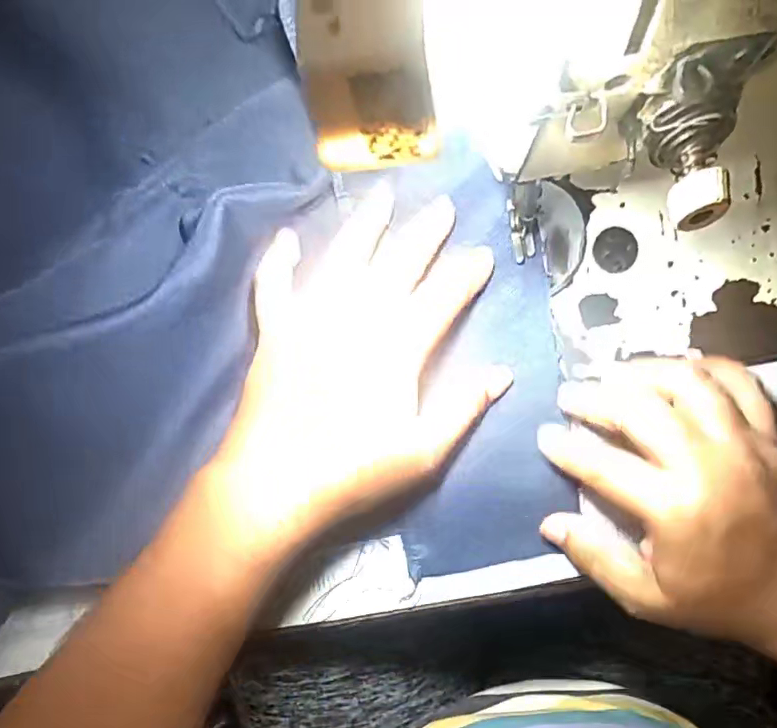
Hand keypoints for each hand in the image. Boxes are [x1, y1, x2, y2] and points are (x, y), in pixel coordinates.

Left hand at [202, 185, 510, 561]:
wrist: (276, 483)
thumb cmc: (354, 472)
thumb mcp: (422, 453)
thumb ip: (463, 409)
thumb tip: (502, 374)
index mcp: (398, 347)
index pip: (441, 296)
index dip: (465, 274)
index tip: (482, 255)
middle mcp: (356, 318)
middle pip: (397, 263)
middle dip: (424, 234)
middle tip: (443, 207)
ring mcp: (310, 319)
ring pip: (342, 257)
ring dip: (365, 225)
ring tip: (383, 196)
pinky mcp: (274, 332)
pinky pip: (274, 285)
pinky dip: (278, 260)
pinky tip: (285, 237)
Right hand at [536, 357, 776, 658]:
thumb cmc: (718, 600)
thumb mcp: (647, 598)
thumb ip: (597, 558)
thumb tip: (551, 524)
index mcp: (674, 507)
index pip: (605, 465)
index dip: (567, 448)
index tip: (543, 435)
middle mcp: (707, 462)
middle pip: (641, 409)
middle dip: (596, 397)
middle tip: (569, 394)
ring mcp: (743, 441)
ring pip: (687, 382)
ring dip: (643, 371)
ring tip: (613, 374)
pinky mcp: (768, 432)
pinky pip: (737, 380)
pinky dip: (704, 366)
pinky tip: (676, 371)